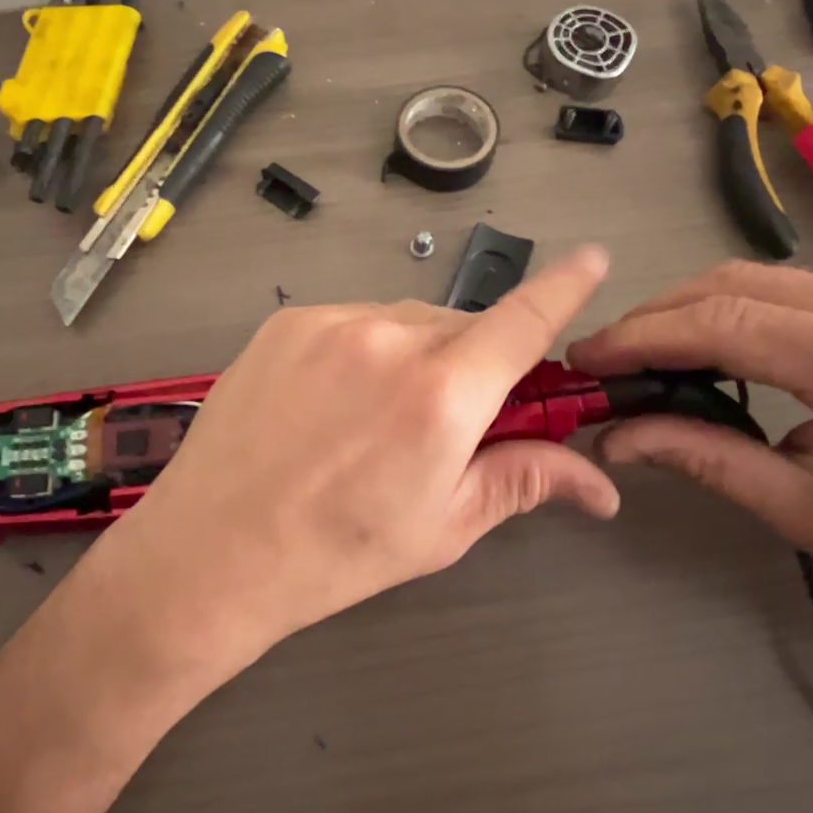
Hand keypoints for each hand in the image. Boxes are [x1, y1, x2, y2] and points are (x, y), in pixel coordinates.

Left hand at [99, 247, 620, 656]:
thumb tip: (599, 483)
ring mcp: (331, 322)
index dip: (565, 288)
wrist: (212, 550)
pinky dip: (365, 348)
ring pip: (406, 319)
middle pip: (463, 326)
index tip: (593, 259)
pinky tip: (335, 399)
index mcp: (442, 394)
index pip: (524, 321)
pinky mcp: (287, 322)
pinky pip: (353, 320)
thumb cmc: (336, 553)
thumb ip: (523, 479)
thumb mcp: (443, 526)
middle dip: (474, 360)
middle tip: (452, 416)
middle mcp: (390, 338)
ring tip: (379, 416)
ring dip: (417, 353)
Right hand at [566, 261, 812, 620]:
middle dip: (655, 317)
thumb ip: (703, 457)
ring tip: (641, 354)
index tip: (587, 358)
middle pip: (735, 284)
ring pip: (754, 276)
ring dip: (685, 309)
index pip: (728, 323)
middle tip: (604, 359)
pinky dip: (726, 309)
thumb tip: (614, 437)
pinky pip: (784, 287)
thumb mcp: (804, 509)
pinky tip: (699, 344)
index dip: (644, 336)